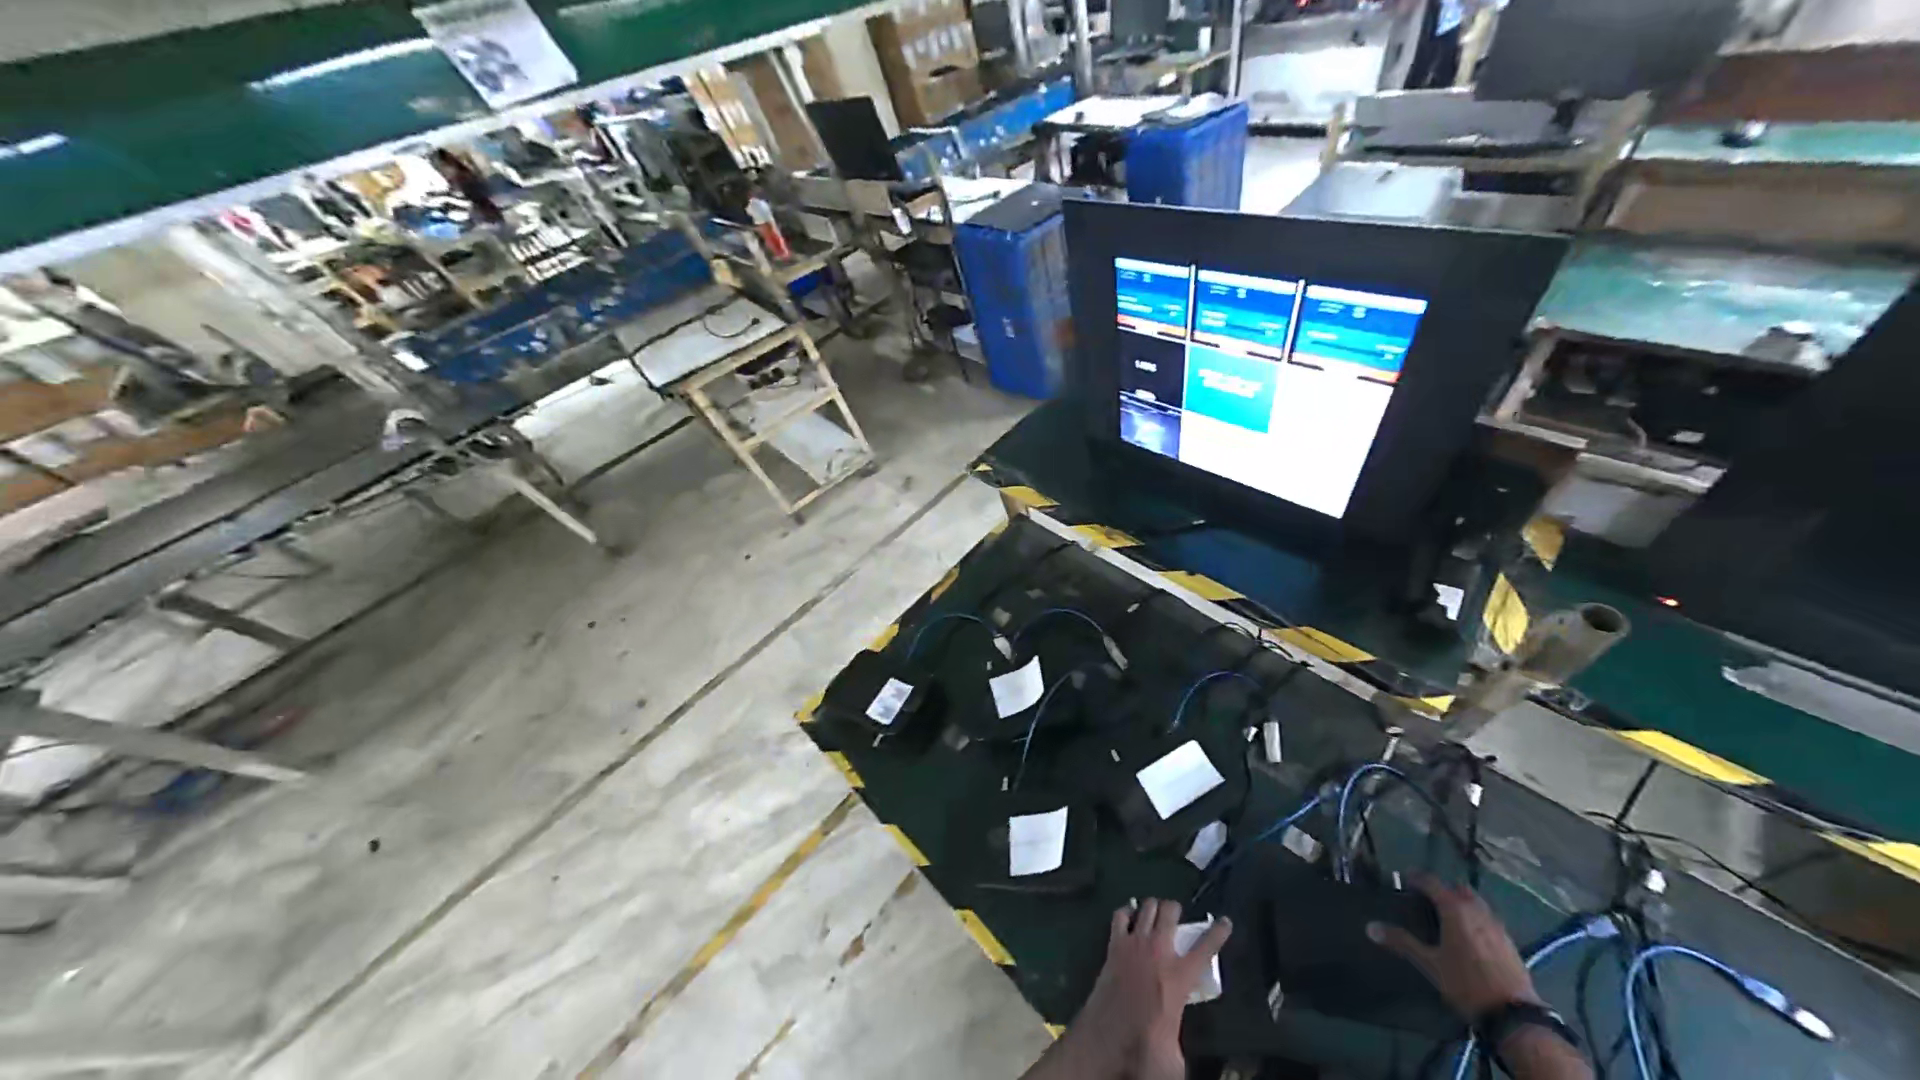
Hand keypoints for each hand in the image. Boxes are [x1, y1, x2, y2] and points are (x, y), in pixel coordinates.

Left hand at [1076, 899, 1231, 1078]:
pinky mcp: (1114, 944)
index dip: (1218, 932)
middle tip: (1176, 916)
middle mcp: (1159, 951)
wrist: (1108, 1036)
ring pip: (1147, 907)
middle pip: (1170, 912)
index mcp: (1180, 975)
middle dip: (1175, 909)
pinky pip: (1121, 915)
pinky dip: (1127, 912)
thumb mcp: (1176, 1048)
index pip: (1206, 947)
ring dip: (1153, 907)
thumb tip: (1178, 1046)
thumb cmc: (1145, 1044)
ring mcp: (1134, 943)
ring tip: (1155, 913)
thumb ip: (1181, 1039)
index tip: (1225, 921)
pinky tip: (1130, 917)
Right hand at [1367, 874, 1539, 1020]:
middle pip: (1459, 889)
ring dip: (1462, 903)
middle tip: (1427, 899)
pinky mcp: (1510, 943)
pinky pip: (1489, 920)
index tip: (1404, 878)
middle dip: (1443, 889)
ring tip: (1448, 917)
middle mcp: (1478, 911)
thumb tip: (1370, 927)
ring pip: (1477, 904)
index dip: (1416, 877)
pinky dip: (1476, 919)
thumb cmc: (1466, 983)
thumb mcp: (1429, 964)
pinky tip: (1470, 937)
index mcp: (1455, 910)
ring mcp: (1498, 927)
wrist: (1515, 1016)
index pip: (1432, 882)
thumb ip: (1401, 942)